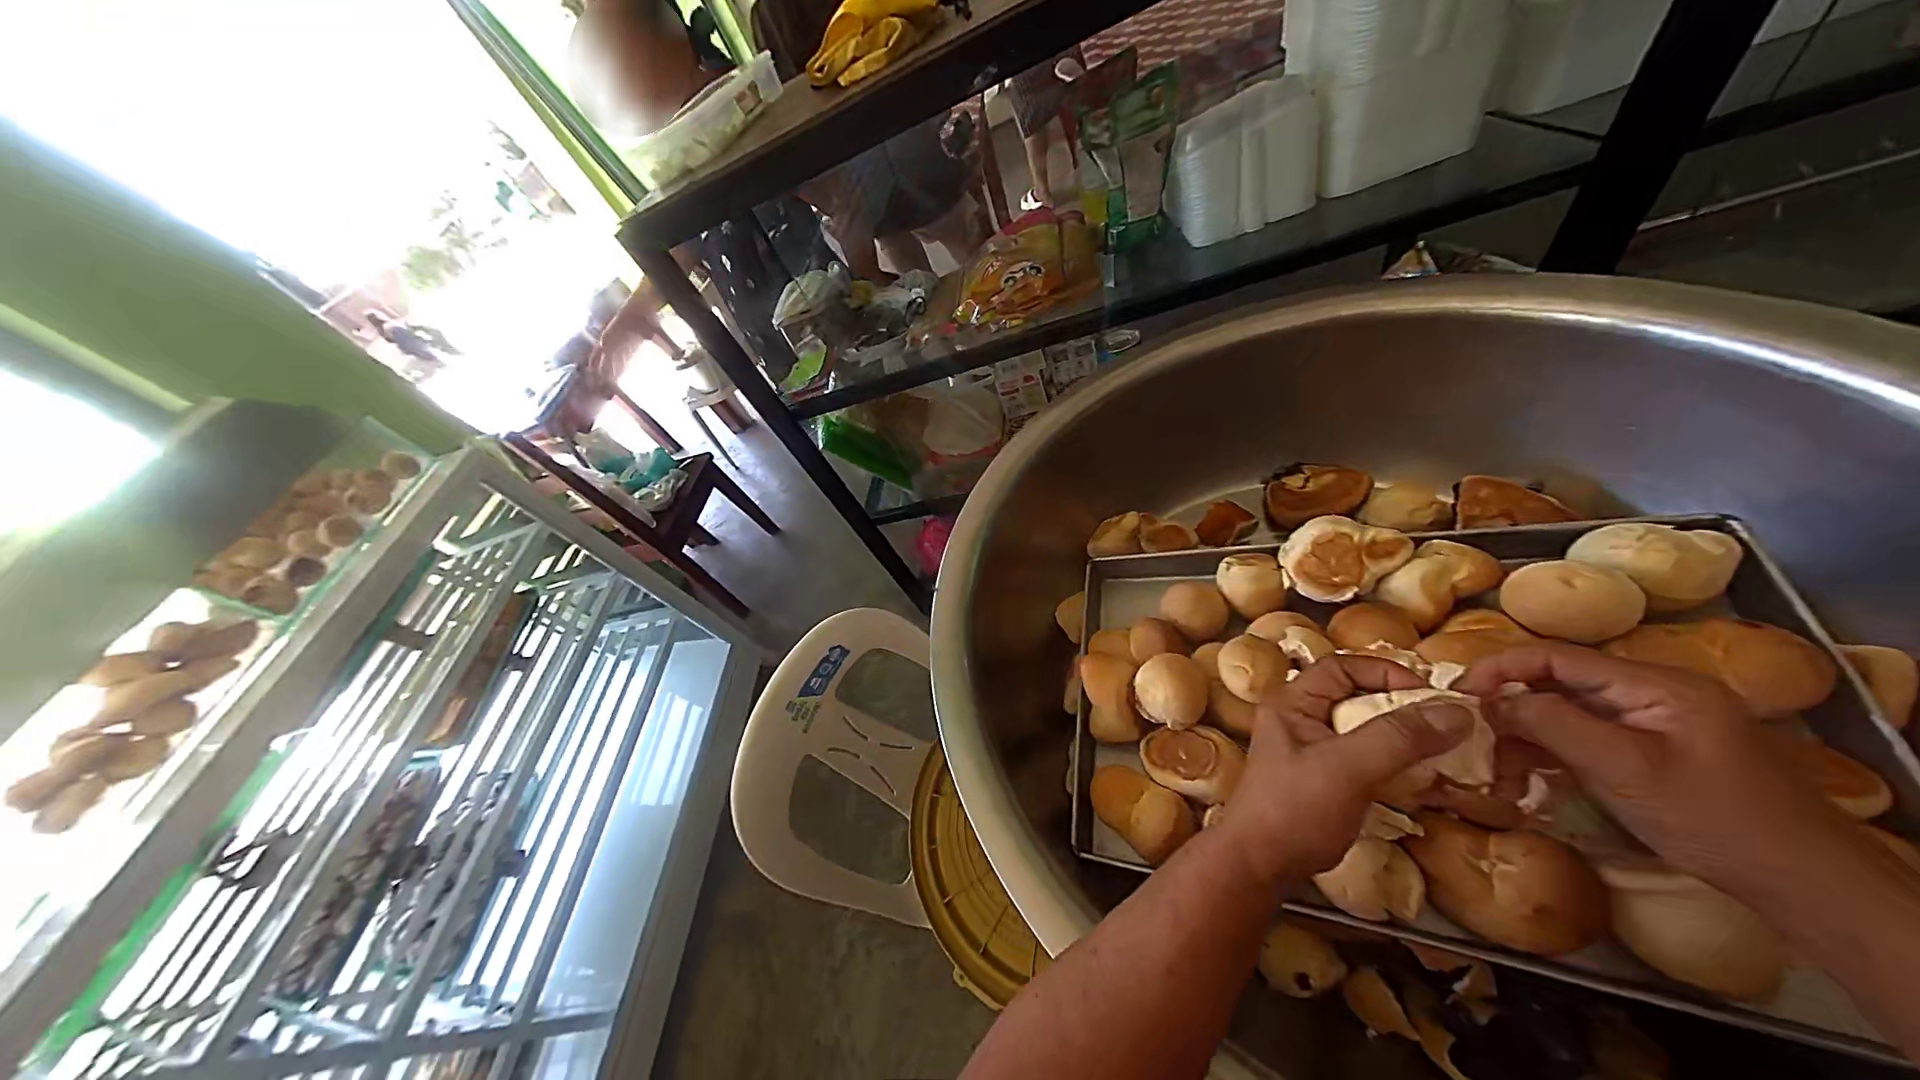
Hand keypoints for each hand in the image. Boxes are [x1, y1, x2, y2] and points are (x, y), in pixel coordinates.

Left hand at [1218, 655, 1474, 883]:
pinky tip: (1429, 781)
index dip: (1385, 672)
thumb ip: (1397, 738)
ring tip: (1447, 753)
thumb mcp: (1346, 768)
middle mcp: (1301, 719)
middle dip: (1404, 708)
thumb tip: (1456, 712)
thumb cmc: (1293, 809)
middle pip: (1359, 696)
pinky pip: (1370, 759)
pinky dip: (1399, 765)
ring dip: (1407, 739)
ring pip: (1368, 730)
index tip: (1429, 695)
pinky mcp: (1329, 779)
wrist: (1260, 862)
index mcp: (1292, 703)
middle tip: (1447, 725)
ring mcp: (1314, 750)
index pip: (1342, 667)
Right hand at [1454, 643, 1857, 891]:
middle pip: (1555, 683)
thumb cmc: (1713, 819)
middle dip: (1506, 706)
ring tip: (1493, 765)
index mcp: (1653, 684)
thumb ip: (1552, 723)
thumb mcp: (1623, 767)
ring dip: (1522, 735)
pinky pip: (1580, 737)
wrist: (1804, 883)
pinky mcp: (1644, 750)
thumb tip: (1488, 701)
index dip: (1499, 668)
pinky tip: (1522, 774)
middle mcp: (1648, 692)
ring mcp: (1647, 722)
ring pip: (1562, 712)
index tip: (1457, 694)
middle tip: (1468, 733)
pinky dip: (1546, 752)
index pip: (1555, 656)